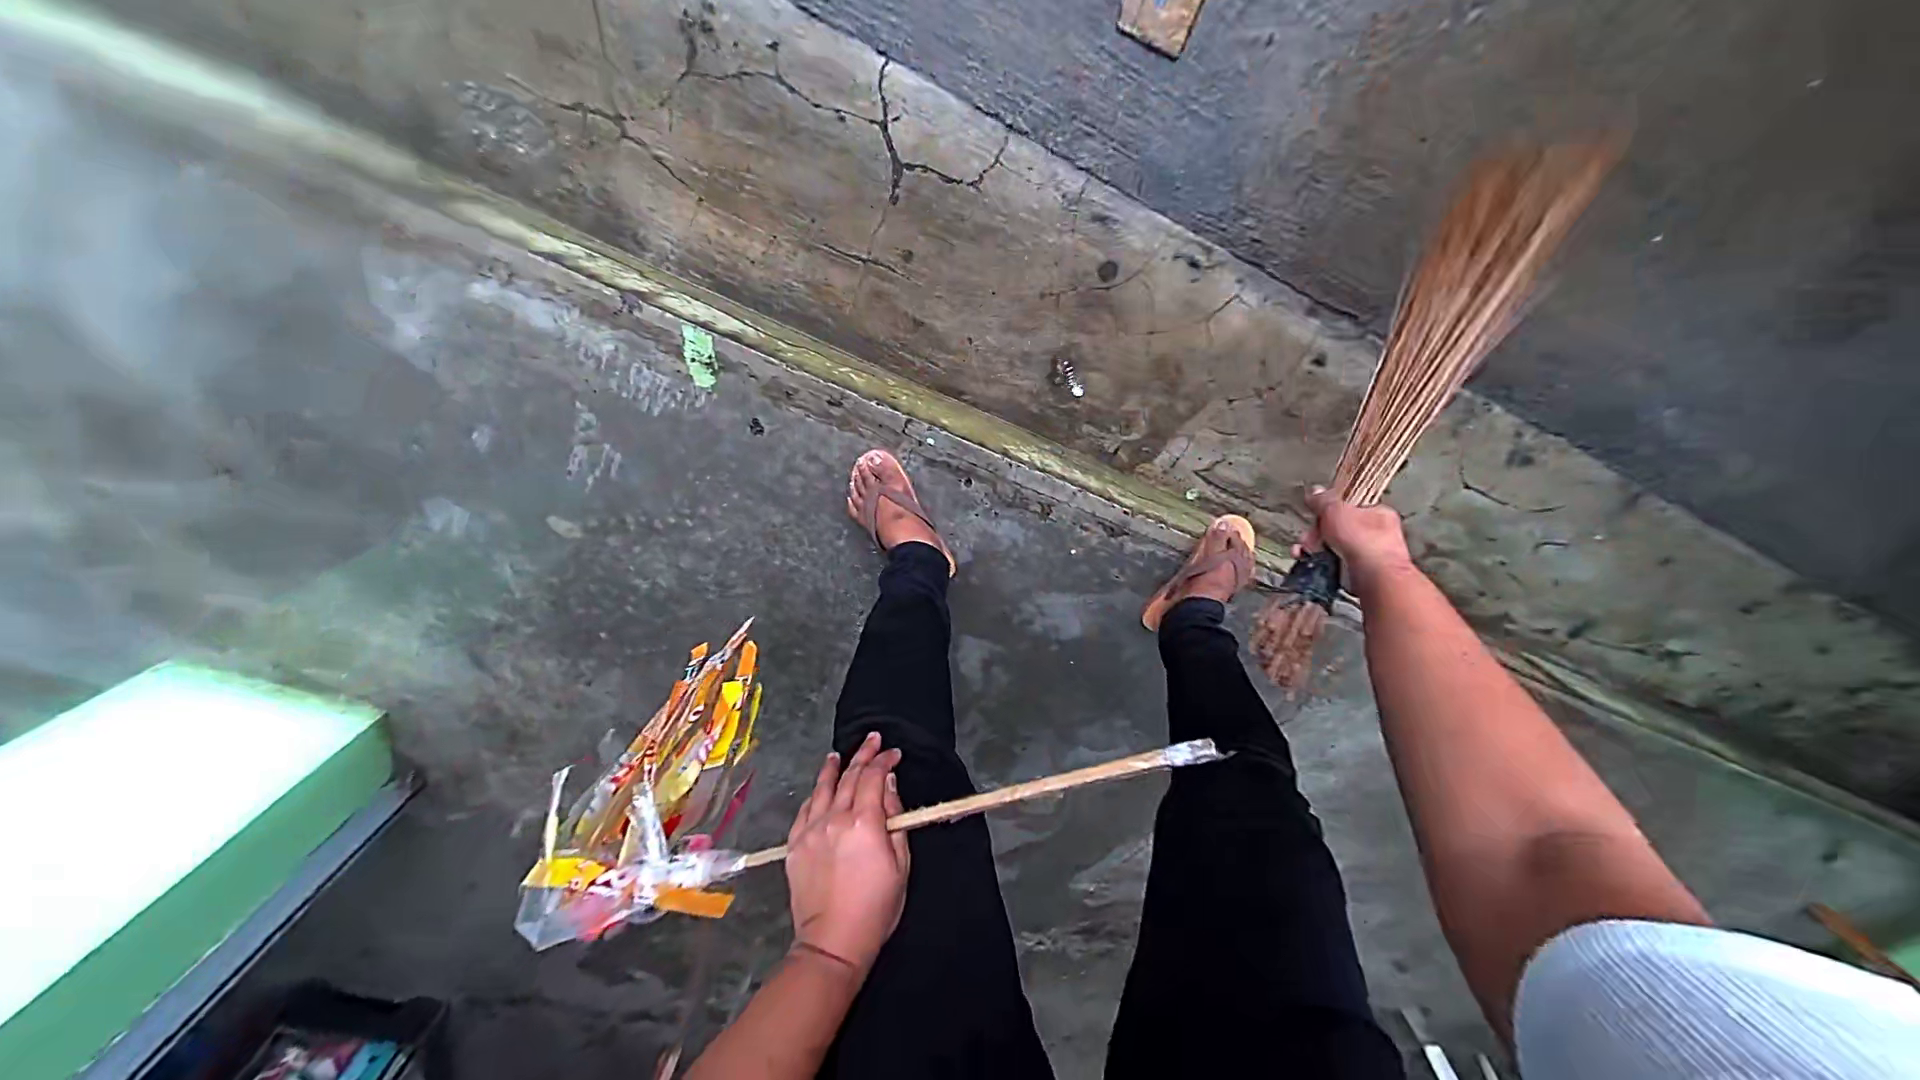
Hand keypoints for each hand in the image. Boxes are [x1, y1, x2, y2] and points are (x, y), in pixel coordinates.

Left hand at [785, 732, 909, 975]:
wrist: (832, 942)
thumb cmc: (876, 907)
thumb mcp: (900, 864)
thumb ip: (895, 820)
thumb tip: (889, 785)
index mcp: (864, 822)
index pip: (874, 778)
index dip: (884, 761)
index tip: (894, 754)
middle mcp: (835, 818)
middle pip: (849, 776)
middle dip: (863, 755)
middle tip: (873, 739)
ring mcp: (811, 830)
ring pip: (822, 788)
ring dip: (833, 767)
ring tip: (838, 754)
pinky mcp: (795, 845)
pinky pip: (805, 810)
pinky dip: (814, 794)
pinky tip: (818, 789)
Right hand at [1304, 487, 1414, 595]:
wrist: (1372, 576)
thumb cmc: (1362, 538)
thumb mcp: (1336, 509)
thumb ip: (1323, 499)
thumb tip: (1314, 491)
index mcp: (1376, 512)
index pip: (1348, 506)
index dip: (1328, 509)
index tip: (1316, 514)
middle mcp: (1373, 533)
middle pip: (1334, 527)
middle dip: (1315, 532)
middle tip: (1310, 536)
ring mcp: (1364, 554)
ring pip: (1328, 546)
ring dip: (1311, 547)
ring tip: (1304, 551)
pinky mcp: (1353, 572)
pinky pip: (1328, 562)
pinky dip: (1315, 562)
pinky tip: (1307, 561)